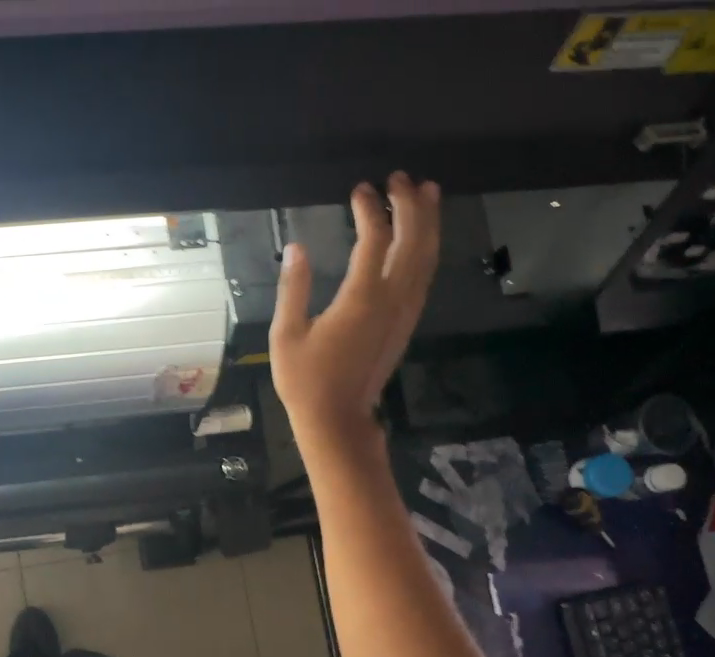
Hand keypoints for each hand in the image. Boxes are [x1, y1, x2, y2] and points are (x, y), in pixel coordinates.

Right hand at [270, 172, 441, 447]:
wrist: (338, 419)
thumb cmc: (305, 380)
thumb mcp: (286, 335)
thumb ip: (293, 289)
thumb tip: (295, 249)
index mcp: (360, 299)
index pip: (373, 240)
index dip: (369, 210)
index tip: (359, 190)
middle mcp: (391, 299)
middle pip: (411, 240)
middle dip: (408, 205)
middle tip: (399, 178)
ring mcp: (404, 311)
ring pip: (426, 256)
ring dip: (428, 221)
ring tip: (426, 192)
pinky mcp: (406, 322)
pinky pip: (424, 276)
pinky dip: (427, 249)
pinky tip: (423, 238)